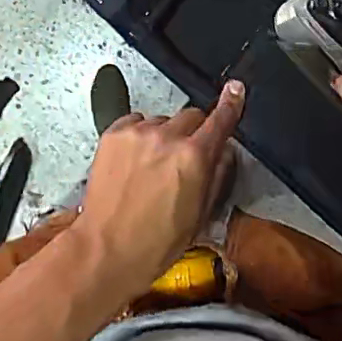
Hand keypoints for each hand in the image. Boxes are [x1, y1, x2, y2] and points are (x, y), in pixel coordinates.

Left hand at [77, 80, 244, 292]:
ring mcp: (138, 132)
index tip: (235, 90)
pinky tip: (134, 162)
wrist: (106, 250)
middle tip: (182, 160)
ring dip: (163, 136)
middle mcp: (167, 137)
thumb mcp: (200, 215)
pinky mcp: (114, 133)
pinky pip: (136, 122)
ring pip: (163, 120)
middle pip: (191, 116)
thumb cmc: (155, 243)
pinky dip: (139, 135)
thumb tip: (224, 151)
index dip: (231, 104)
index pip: (220, 120)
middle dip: (192, 133)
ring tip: (151, 169)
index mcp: (194, 158)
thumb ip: (217, 175)